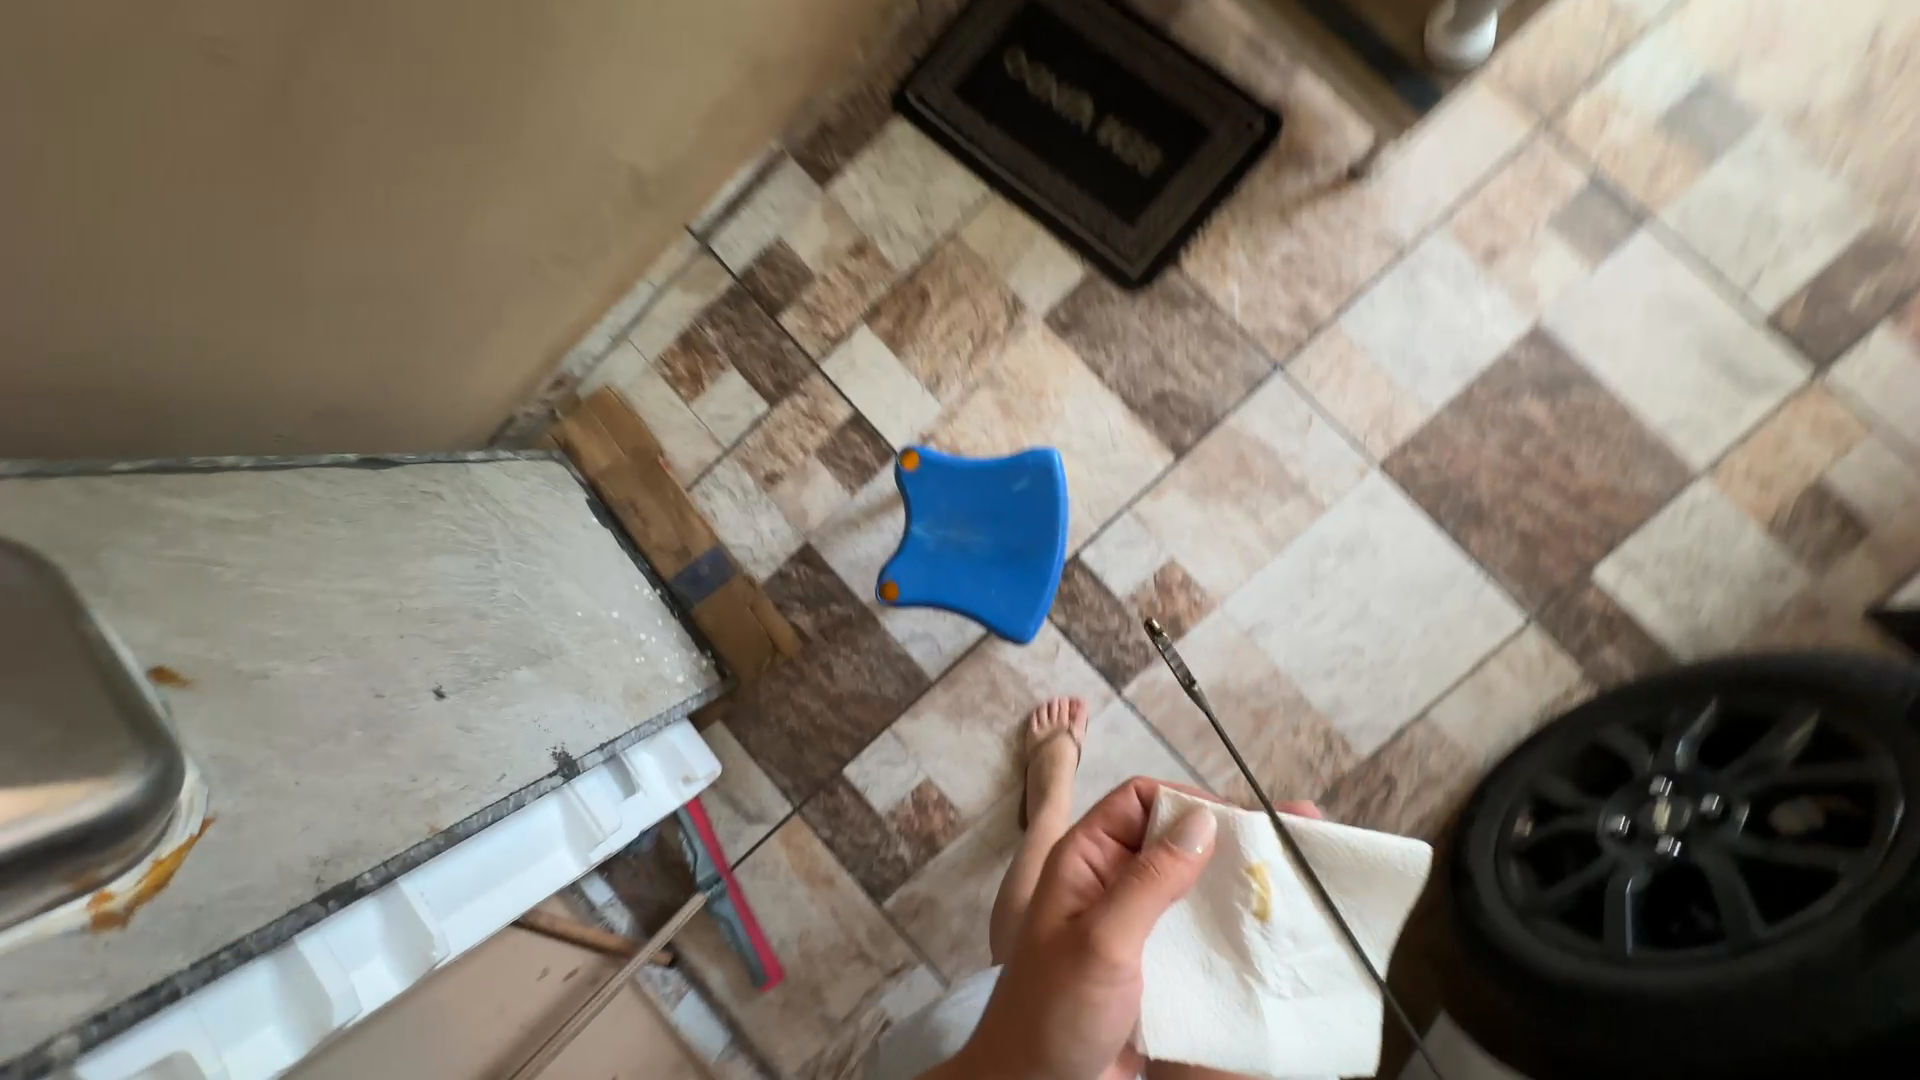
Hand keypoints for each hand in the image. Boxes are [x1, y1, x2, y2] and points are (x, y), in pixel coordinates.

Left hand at [937, 778, 1318, 1079]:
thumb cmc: (1055, 1008)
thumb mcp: (1102, 940)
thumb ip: (1149, 880)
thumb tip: (1203, 820)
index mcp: (1087, 857)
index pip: (1140, 801)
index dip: (1188, 802)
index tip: (1244, 824)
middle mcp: (1111, 878)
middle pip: (1173, 839)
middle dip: (1229, 839)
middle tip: (1294, 841)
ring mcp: (1135, 920)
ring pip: (1191, 884)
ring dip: (1236, 882)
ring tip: (1296, 884)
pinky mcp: (1155, 961)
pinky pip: (1196, 929)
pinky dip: (1230, 924)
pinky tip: (1271, 932)